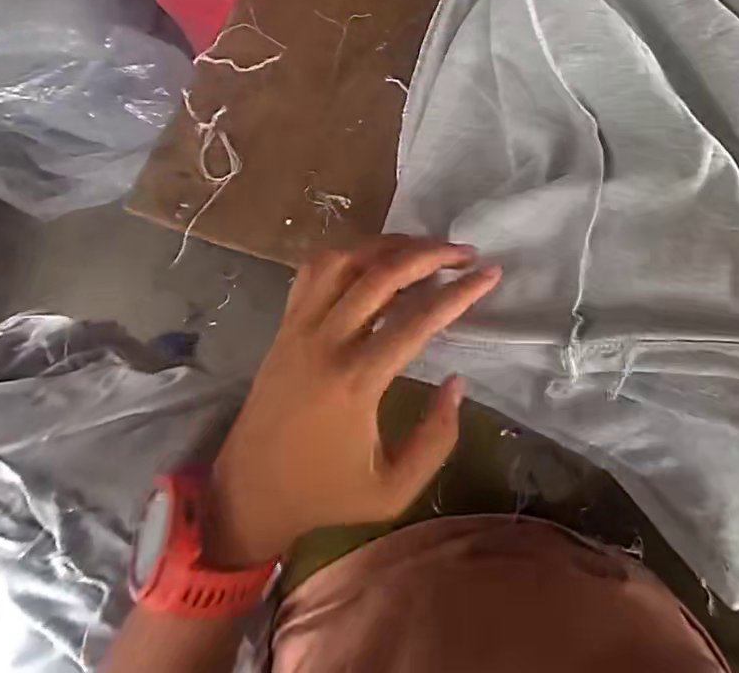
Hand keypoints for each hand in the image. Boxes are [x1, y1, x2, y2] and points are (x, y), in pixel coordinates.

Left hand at [205, 236, 500, 566]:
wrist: (248, 490)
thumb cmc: (325, 493)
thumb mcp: (393, 488)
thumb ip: (436, 438)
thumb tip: (458, 382)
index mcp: (356, 382)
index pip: (417, 320)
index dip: (459, 293)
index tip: (490, 274)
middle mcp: (326, 342)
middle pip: (382, 275)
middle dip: (429, 254)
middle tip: (464, 251)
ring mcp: (299, 327)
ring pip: (346, 261)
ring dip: (389, 245)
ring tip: (424, 246)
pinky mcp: (284, 324)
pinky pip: (313, 271)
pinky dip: (347, 253)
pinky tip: (372, 258)